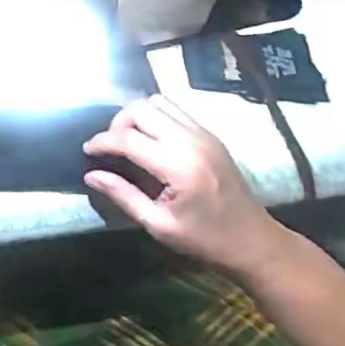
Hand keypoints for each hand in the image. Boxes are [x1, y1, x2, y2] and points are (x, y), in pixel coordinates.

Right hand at [83, 96, 295, 278]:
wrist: (256, 243)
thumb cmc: (206, 240)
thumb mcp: (160, 226)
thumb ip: (123, 196)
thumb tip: (91, 175)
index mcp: (178, 166)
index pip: (127, 138)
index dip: (101, 142)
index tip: (88, 150)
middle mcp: (190, 140)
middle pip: (139, 109)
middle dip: (117, 123)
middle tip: (111, 147)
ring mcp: (202, 133)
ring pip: (156, 102)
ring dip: (136, 116)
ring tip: (130, 140)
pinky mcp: (209, 134)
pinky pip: (173, 110)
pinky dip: (155, 117)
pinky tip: (151, 140)